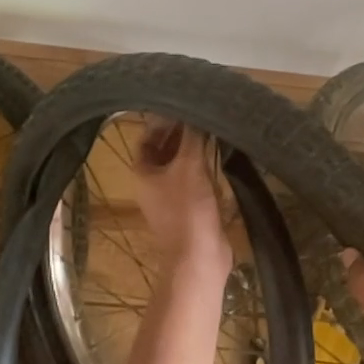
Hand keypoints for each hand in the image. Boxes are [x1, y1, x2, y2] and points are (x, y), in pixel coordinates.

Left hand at [132, 118, 232, 281]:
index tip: (180, 107)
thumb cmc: (188, 208)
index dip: (160, 122)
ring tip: (212, 128)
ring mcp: (173, 197)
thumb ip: (192, 135)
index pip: (145, 139)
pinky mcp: (191, 207)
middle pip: (163, 151)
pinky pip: (195, 179)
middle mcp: (154, 184)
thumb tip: (196, 111)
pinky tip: (220, 154)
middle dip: (180, 133)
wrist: (200, 257)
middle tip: (200, 114)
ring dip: (194, 148)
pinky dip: (204, 166)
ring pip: (181, 165)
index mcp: (143, 173)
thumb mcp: (189, 165)